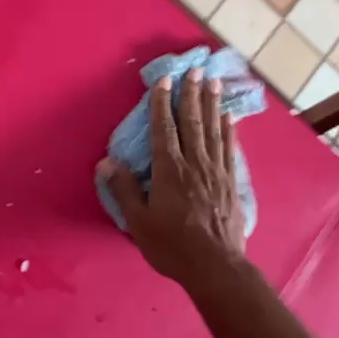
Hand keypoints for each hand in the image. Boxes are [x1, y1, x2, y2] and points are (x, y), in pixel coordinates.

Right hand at [101, 68, 247, 290]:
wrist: (216, 266)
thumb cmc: (172, 246)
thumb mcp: (138, 222)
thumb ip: (124, 190)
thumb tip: (107, 162)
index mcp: (169, 170)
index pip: (164, 128)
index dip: (162, 103)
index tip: (164, 81)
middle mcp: (194, 163)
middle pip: (192, 121)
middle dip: (191, 94)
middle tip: (195, 71)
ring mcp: (216, 172)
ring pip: (214, 130)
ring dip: (212, 104)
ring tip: (214, 83)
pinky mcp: (231, 183)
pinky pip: (229, 149)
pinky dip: (229, 130)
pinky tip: (229, 118)